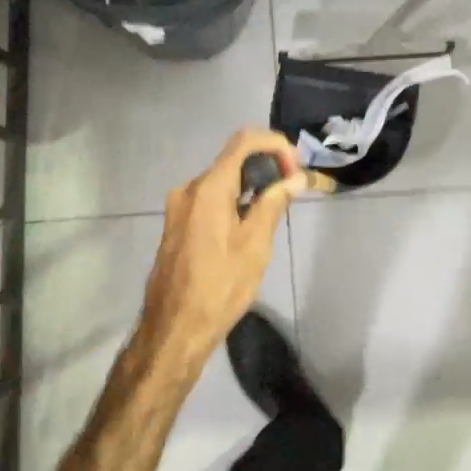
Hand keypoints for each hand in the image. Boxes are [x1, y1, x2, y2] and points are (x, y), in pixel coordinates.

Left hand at [139, 129, 307, 364]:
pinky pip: (209, 200)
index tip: (296, 168)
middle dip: (266, 167)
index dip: (276, 145)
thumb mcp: (255, 246)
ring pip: (221, 182)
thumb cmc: (219, 287)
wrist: (173, 329)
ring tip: (275, 212)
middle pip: (233, 160)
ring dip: (250, 187)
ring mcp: (179, 207)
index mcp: (208, 188)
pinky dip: (233, 202)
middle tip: (293, 190)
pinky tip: (249, 227)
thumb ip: (273, 204)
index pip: (244, 141)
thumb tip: (295, 178)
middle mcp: (189, 189)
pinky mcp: (177, 225)